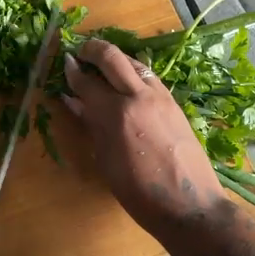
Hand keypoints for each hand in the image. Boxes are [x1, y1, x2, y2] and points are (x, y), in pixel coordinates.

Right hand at [61, 39, 226, 235]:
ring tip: (102, 62)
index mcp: (115, 115)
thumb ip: (91, 126)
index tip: (64, 62)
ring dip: (115, 56)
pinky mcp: (173, 102)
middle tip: (80, 52)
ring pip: (133, 60)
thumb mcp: (107, 162)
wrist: (190, 206)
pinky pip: (149, 75)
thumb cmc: (140, 194)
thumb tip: (73, 101)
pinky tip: (127, 78)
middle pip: (111, 56)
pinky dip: (134, 69)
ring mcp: (158, 96)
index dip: (72, 71)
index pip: (86, 82)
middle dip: (92, 49)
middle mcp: (137, 96)